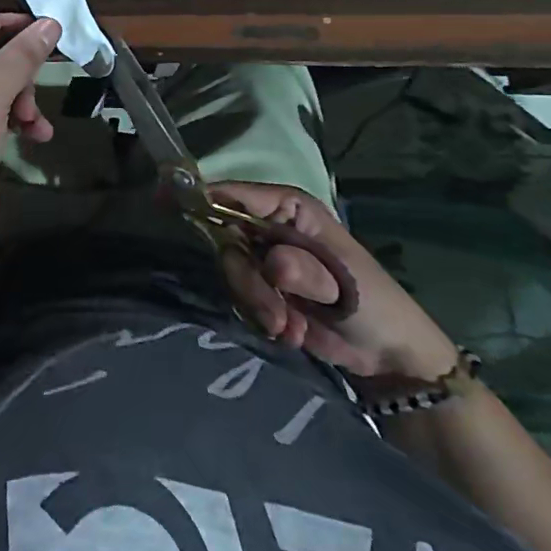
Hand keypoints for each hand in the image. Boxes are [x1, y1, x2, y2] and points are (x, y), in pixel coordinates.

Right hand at [211, 181, 458, 379]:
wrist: (385, 355)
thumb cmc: (374, 302)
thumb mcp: (344, 282)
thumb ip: (305, 269)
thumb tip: (272, 263)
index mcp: (290, 209)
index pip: (234, 195)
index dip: (202, 198)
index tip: (165, 201)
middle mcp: (268, 227)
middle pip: (227, 241)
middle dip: (247, 281)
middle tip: (275, 315)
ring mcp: (261, 259)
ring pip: (232, 273)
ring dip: (258, 305)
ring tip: (288, 329)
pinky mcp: (258, 289)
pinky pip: (238, 297)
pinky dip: (261, 318)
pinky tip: (290, 333)